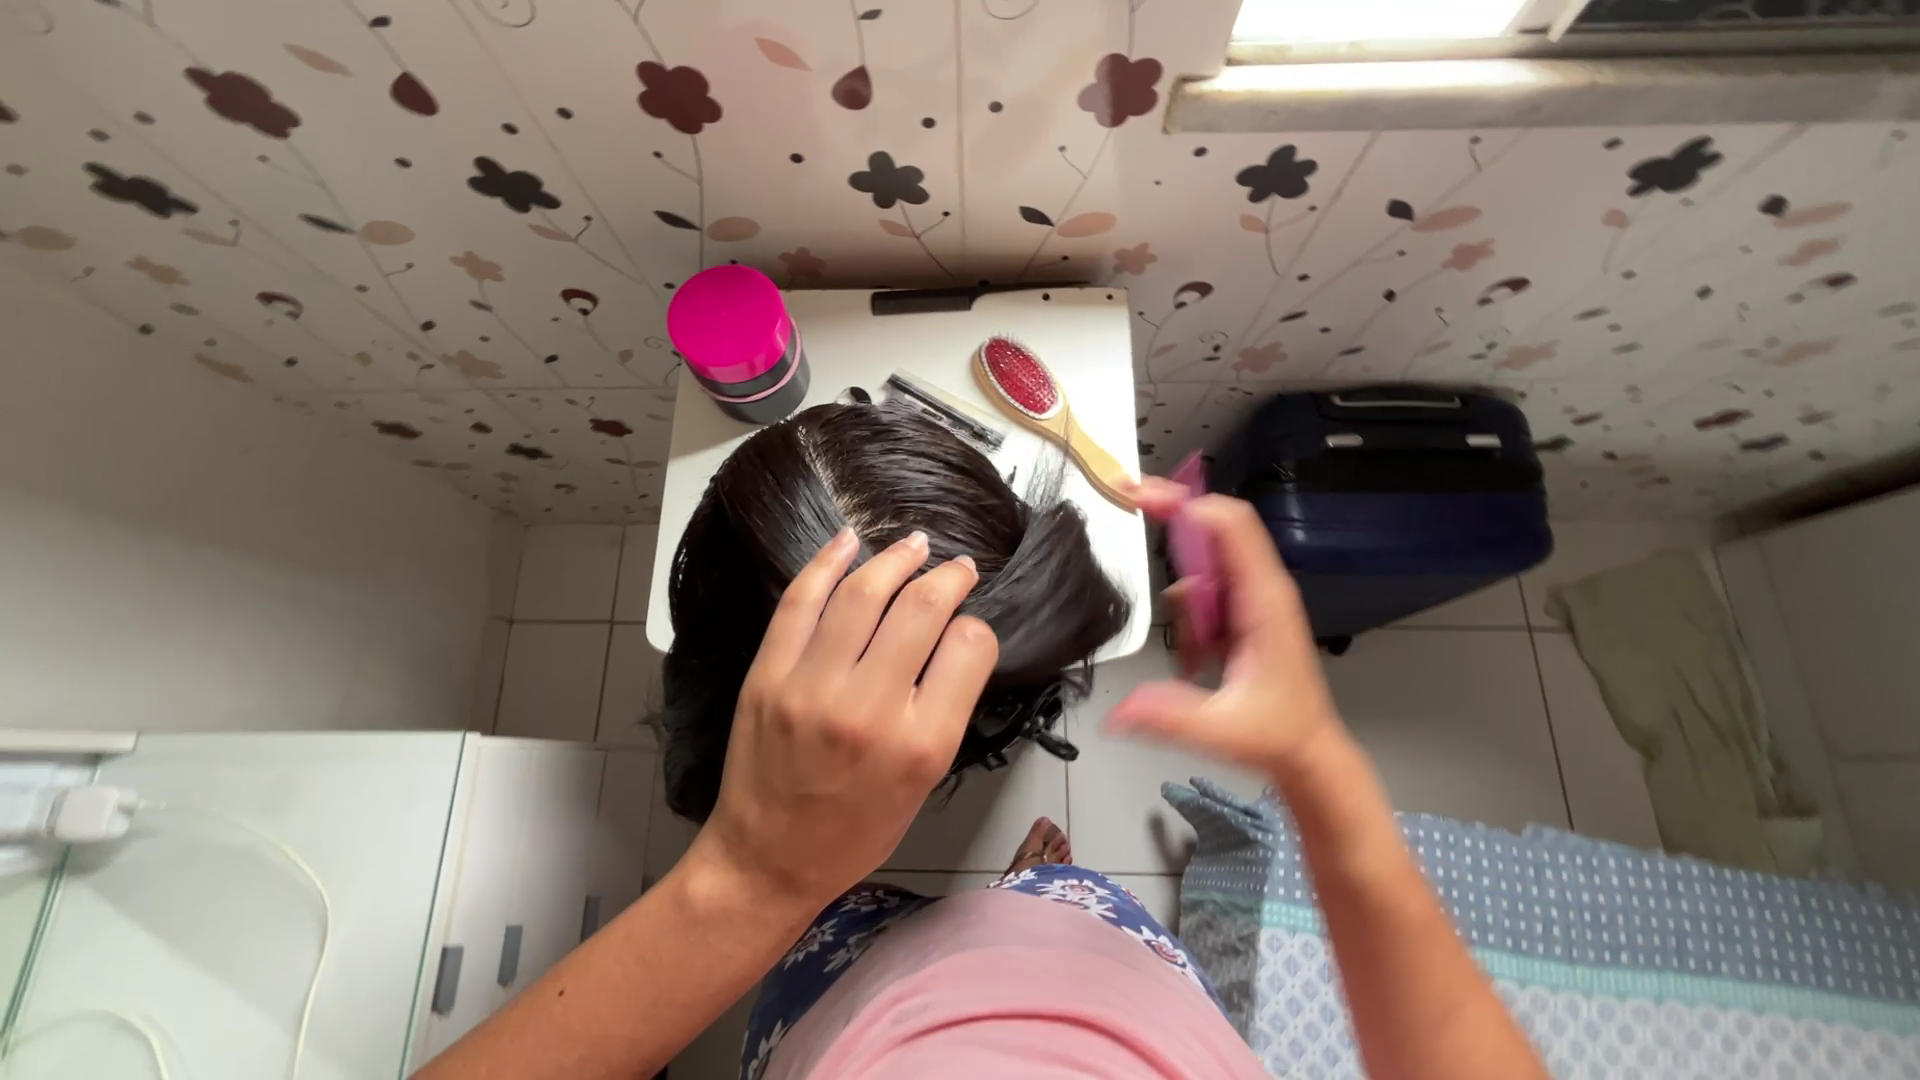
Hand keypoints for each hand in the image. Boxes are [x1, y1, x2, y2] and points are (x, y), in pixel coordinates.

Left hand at [690, 528, 998, 909]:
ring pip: (863, 594)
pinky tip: (848, 542)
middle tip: (959, 567)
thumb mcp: (925, 782)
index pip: (970, 647)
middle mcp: (869, 710)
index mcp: (922, 744)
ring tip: (915, 545)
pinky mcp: (768, 676)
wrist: (769, 858)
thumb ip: (946, 707)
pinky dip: (826, 563)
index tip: (967, 630)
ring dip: (896, 559)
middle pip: (922, 609)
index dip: (976, 628)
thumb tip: (955, 636)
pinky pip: (801, 602)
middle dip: (949, 577)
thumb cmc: (858, 829)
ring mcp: (811, 688)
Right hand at [1108, 478, 1340, 777]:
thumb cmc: (1279, 734)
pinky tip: (1199, 659)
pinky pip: (1204, 590)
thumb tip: (1118, 710)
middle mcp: (1262, 588)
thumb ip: (1169, 715)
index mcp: (1265, 601)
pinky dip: (1188, 617)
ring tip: (1196, 658)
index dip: (1187, 501)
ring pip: (1203, 563)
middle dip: (1171, 513)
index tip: (1142, 494)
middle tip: (1131, 500)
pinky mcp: (1245, 609)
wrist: (1308, 750)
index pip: (1231, 526)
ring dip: (1183, 601)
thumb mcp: (1221, 729)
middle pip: (1214, 525)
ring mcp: (1254, 597)